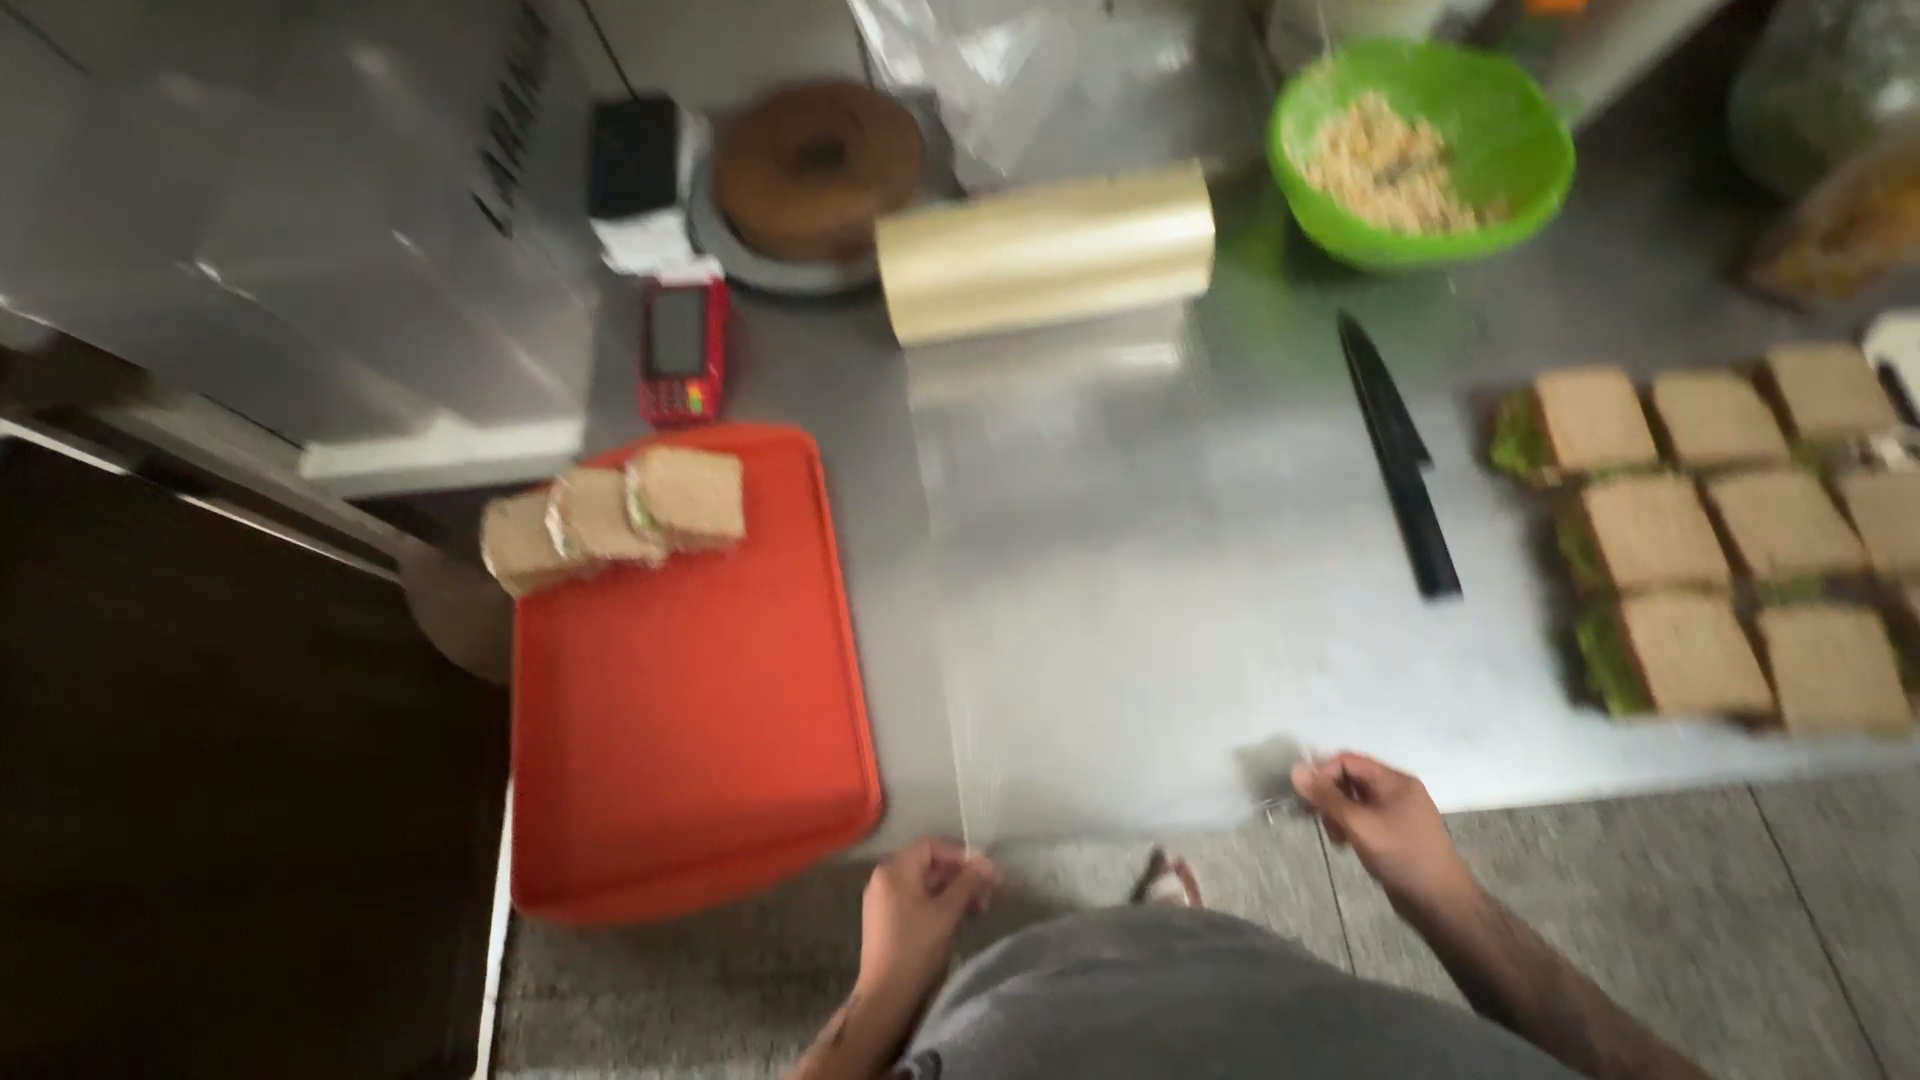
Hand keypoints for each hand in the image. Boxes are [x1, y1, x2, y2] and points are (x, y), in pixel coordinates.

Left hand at [857, 837, 998, 997]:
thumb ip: (968, 883)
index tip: (985, 871)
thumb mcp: (948, 912)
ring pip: (925, 884)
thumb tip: (988, 863)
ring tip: (979, 910)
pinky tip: (959, 920)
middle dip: (961, 877)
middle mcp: (885, 878)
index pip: (931, 845)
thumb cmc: (916, 948)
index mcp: (894, 869)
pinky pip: (916, 900)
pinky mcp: (886, 920)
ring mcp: (883, 900)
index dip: (961, 854)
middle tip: (988, 894)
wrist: (885, 996)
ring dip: (954, 893)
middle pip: (929, 864)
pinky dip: (939, 904)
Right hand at [1291, 752, 1477, 912]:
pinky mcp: (1396, 833)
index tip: (1307, 797)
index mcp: (1394, 781)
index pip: (1347, 761)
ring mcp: (1398, 813)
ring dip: (1337, 815)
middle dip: (1329, 797)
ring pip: (1355, 801)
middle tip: (1316, 818)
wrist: (1440, 902)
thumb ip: (1326, 796)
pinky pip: (1364, 818)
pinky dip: (1350, 827)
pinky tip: (1345, 844)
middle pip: (1350, 779)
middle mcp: (1397, 791)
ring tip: (1336, 838)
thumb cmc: (1400, 854)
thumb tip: (1295, 769)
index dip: (1323, 773)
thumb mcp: (1358, 823)